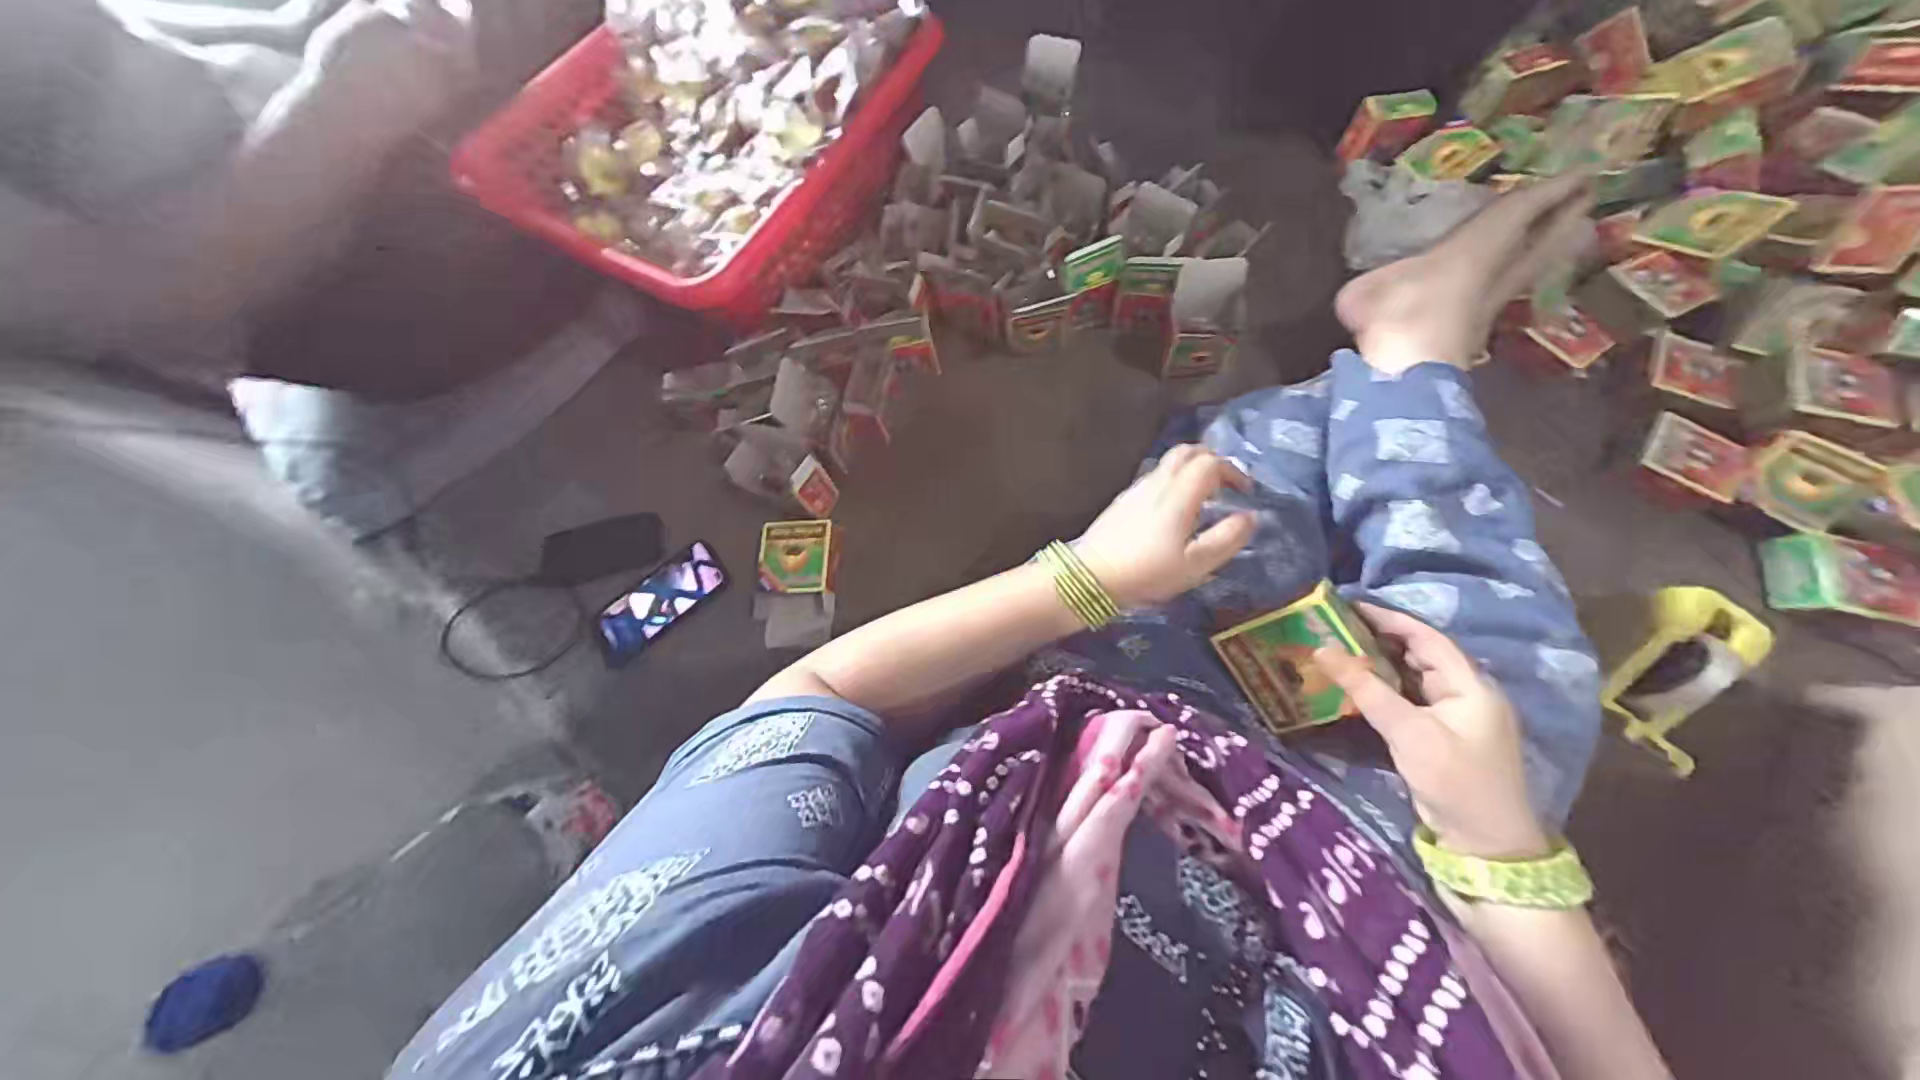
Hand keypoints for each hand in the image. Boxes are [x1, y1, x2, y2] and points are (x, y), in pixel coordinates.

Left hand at [1075, 445, 1255, 609]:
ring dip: (1191, 470)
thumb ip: (1226, 538)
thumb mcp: (1194, 564)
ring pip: (1168, 463)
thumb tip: (1250, 517)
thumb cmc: (1146, 572)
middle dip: (1212, 461)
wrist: (1090, 575)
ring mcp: (1136, 490)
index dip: (1232, 471)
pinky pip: (1154, 477)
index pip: (1209, 462)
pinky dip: (1173, 482)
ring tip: (1203, 497)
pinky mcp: (1122, 501)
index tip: (1244, 492)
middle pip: (1187, 452)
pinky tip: (1174, 509)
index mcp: (1178, 495)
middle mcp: (1156, 484)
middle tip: (1226, 485)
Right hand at [1314, 603, 1548, 859]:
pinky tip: (1357, 684)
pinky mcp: (1440, 735)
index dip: (1389, 618)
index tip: (1349, 605)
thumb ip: (1365, 688)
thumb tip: (1322, 649)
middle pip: (1420, 653)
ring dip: (1379, 662)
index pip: (1427, 638)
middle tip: (1335, 626)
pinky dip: (1383, 686)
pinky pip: (1409, 698)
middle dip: (1380, 637)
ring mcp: (1454, 716)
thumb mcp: (1407, 731)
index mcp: (1471, 686)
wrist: (1486, 845)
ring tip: (1338, 648)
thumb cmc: (1455, 780)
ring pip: (1412, 676)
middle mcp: (1466, 693)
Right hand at [1334, 173, 1594, 373]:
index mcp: (1477, 248)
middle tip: (1589, 200)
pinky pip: (1503, 296)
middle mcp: (1494, 274)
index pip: (1522, 210)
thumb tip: (1363, 299)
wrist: (1409, 376)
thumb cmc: (1395, 317)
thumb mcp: (1363, 295)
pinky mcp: (1477, 336)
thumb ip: (1369, 288)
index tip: (1579, 174)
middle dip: (1565, 219)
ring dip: (1548, 252)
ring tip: (1563, 236)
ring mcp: (1489, 309)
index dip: (1550, 190)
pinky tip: (1502, 284)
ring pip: (1529, 271)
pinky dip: (1512, 282)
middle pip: (1543, 241)